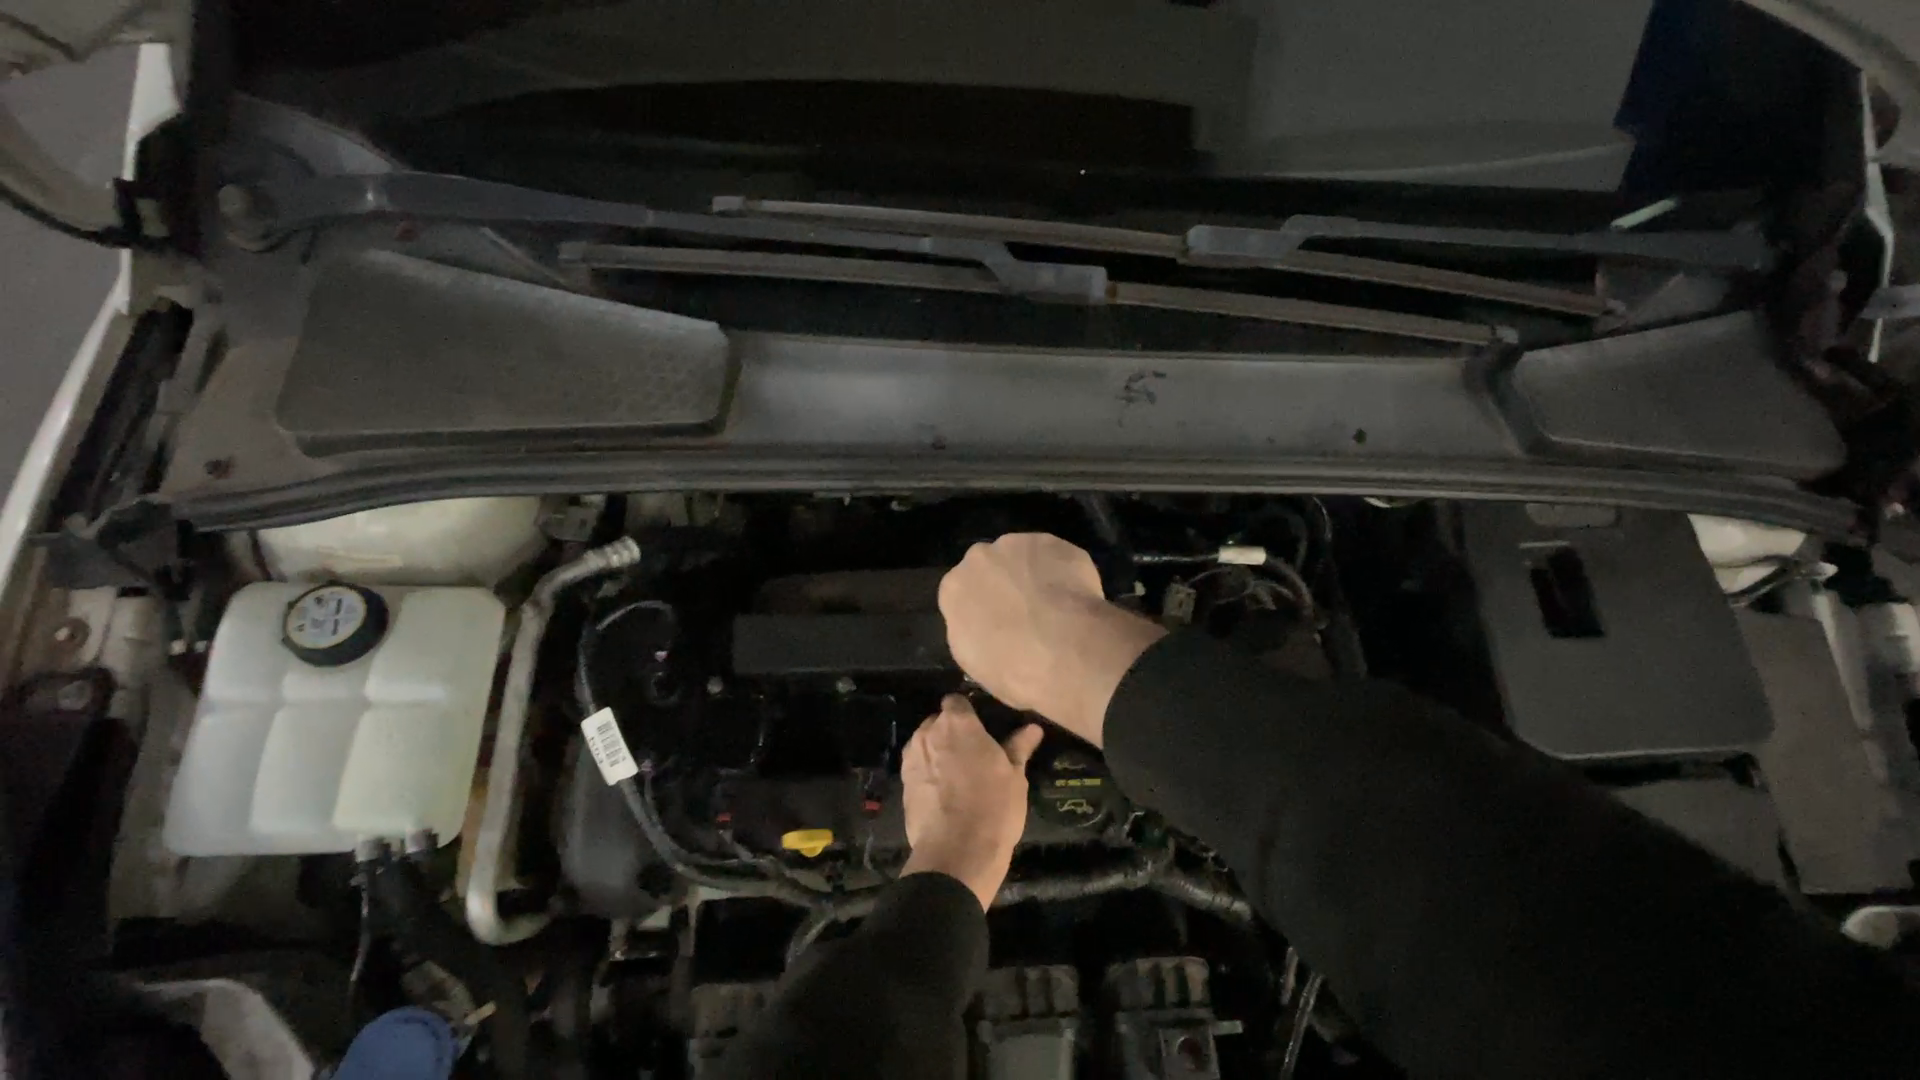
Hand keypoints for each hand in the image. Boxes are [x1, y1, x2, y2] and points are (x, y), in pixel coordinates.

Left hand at [900, 695, 1044, 909]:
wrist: (956, 852)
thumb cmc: (993, 807)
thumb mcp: (1014, 777)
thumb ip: (1019, 747)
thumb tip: (1033, 728)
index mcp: (957, 724)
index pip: (957, 701)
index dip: (968, 711)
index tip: (981, 727)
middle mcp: (928, 734)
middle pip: (938, 722)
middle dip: (952, 731)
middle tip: (974, 752)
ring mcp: (911, 758)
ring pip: (925, 744)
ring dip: (937, 751)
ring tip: (958, 773)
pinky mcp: (903, 784)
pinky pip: (917, 767)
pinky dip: (928, 773)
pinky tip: (944, 792)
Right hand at [939, 533, 1166, 744]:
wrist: (1062, 650)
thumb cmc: (1011, 667)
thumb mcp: (974, 661)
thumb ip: (972, 631)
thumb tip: (986, 627)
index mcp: (953, 588)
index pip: (962, 592)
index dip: (982, 606)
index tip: (999, 622)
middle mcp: (979, 558)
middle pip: (990, 566)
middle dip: (1005, 582)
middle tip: (1028, 611)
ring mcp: (1017, 544)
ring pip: (1025, 557)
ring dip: (1035, 573)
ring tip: (1056, 605)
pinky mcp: (1053, 543)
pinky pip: (1057, 557)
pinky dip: (1065, 572)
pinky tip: (1076, 597)